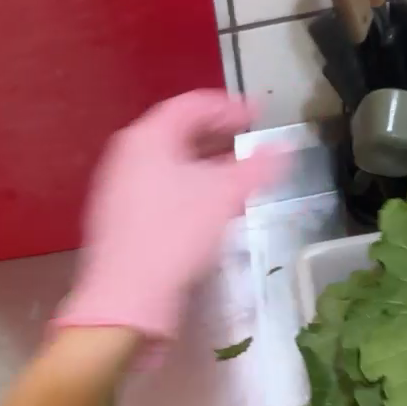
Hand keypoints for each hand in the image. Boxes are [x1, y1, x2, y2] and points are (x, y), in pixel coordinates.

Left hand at [53, 90, 280, 343]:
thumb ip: (258, 168)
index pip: (193, 105)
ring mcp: (120, 192)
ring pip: (170, 168)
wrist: (127, 300)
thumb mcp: (223, 198)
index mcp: (147, 138)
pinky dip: (189, 193)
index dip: (230, 107)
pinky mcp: (122, 224)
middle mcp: (128, 157)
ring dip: (206, 169)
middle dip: (219, 140)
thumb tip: (286, 147)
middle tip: (249, 148)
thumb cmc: (174, 238)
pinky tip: (208, 215)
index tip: (259, 117)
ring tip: (236, 183)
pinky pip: (161, 194)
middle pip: (179, 135)